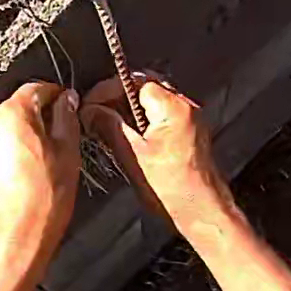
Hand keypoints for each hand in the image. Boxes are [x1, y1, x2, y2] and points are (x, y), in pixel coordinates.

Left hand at [0, 82, 81, 285]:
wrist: (12, 239)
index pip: (35, 88)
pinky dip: (11, 157)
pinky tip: (27, 177)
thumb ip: (67, 118)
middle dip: (40, 121)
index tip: (68, 103)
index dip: (56, 95)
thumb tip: (67, 101)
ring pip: (6, 133)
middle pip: (18, 110)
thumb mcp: (68, 153)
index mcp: (10, 115)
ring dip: (25, 140)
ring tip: (45, 165)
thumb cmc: (40, 202)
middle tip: (62, 141)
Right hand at [79, 74, 235, 232]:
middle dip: (115, 96)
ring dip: (126, 107)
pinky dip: (140, 119)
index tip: (90, 104)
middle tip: (94, 111)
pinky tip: (125, 134)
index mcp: (173, 108)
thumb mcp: (132, 155)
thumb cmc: (173, 188)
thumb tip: (91, 111)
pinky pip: (160, 114)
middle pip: (143, 86)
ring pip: (151, 100)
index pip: (134, 81)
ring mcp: (189, 118)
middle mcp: (185, 107)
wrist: (201, 210)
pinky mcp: (188, 131)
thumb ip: (110, 126)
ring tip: (106, 124)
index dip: (107, 90)